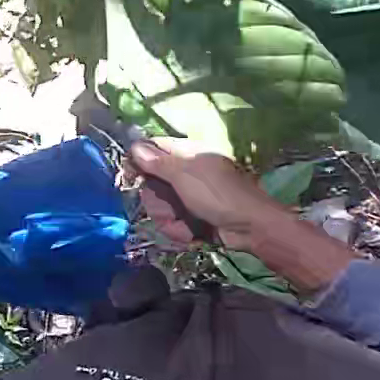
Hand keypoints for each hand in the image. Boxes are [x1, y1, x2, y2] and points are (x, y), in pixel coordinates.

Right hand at [128, 140, 356, 295]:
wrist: (249, 227)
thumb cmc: (218, 195)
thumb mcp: (185, 175)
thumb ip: (158, 162)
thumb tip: (134, 146)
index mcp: (186, 153)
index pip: (151, 150)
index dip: (138, 162)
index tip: (130, 176)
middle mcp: (185, 172)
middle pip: (152, 184)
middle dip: (158, 201)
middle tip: (170, 207)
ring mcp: (189, 195)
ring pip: (160, 207)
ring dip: (169, 219)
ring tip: (184, 223)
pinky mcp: (193, 216)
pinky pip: (173, 222)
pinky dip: (180, 230)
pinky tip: (191, 233)